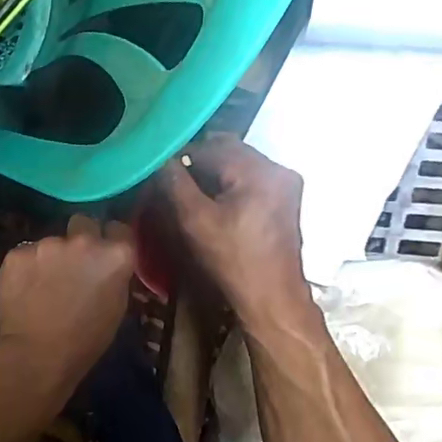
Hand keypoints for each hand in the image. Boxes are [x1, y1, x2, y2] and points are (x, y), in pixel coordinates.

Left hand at [0, 215, 135, 398]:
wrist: (38, 352)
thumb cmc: (86, 338)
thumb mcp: (116, 304)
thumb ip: (113, 273)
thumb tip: (106, 262)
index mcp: (115, 254)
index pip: (118, 228)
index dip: (110, 238)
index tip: (104, 250)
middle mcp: (82, 241)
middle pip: (82, 223)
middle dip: (79, 237)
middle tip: (71, 263)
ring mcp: (46, 244)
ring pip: (50, 241)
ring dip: (49, 255)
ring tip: (42, 284)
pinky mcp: (16, 253)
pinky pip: (24, 253)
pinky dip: (25, 267)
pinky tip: (23, 288)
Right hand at [153, 134, 310, 323]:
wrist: (270, 295)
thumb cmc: (231, 258)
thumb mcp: (195, 219)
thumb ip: (176, 184)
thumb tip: (159, 160)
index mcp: (260, 171)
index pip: (211, 147)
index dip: (180, 155)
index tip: (157, 170)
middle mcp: (278, 170)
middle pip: (228, 151)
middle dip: (197, 162)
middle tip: (169, 180)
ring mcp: (284, 184)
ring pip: (238, 164)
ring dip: (210, 173)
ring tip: (185, 191)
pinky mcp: (283, 199)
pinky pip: (248, 178)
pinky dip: (226, 183)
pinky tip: (208, 201)